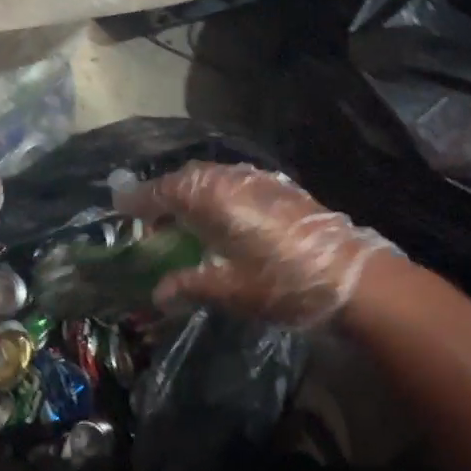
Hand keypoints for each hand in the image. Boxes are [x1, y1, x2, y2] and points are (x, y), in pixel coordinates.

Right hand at [116, 162, 397, 326]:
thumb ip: (190, 285)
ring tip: (183, 221)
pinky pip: (233, 181)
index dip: (138, 199)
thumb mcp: (231, 291)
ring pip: (211, 177)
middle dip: (164, 196)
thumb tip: (158, 293)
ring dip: (191, 194)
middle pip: (185, 179)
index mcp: (212, 198)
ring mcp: (258, 180)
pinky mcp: (279, 188)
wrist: (353, 277)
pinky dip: (216, 194)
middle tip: (149, 221)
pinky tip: (220, 219)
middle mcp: (231, 179)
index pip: (163, 191)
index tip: (117, 206)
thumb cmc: (284, 284)